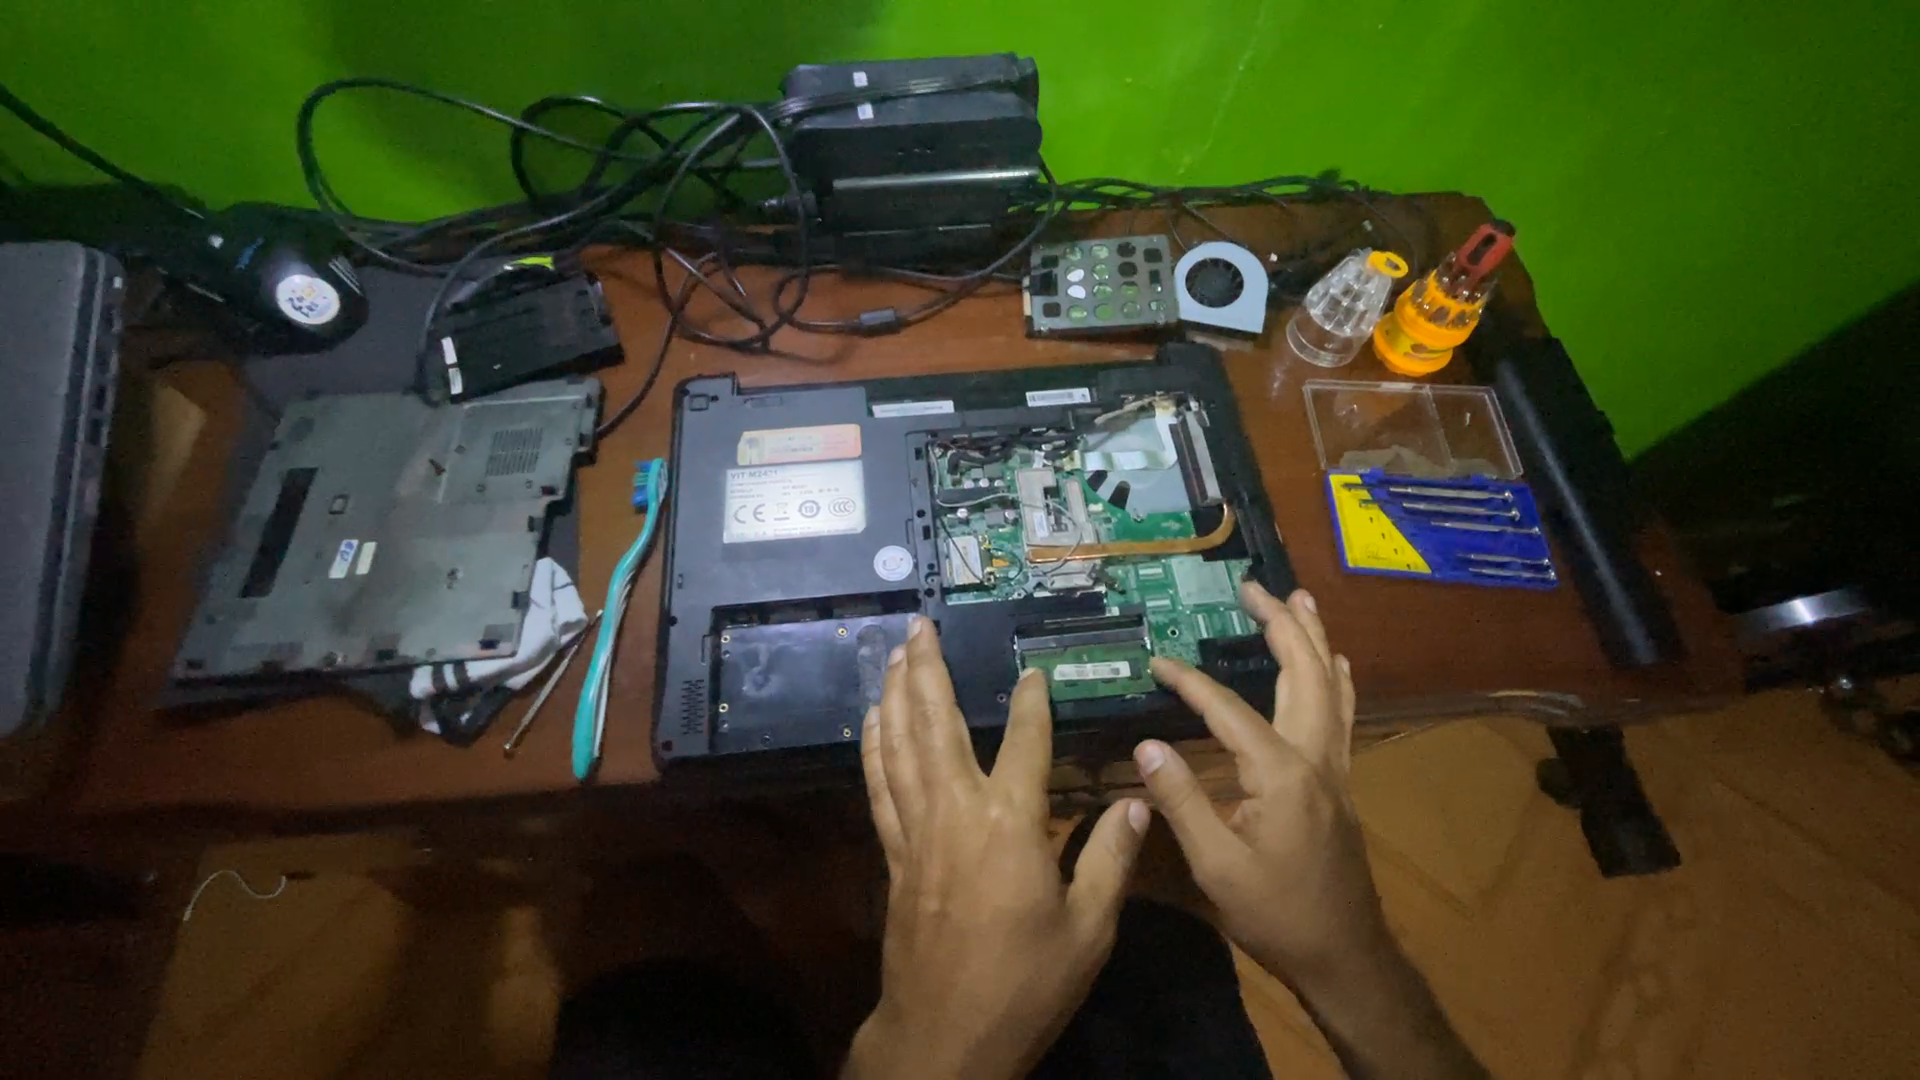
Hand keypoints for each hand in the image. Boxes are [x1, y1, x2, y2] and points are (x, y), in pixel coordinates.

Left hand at [844, 616, 1149, 1079]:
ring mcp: (917, 829)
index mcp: (1010, 824)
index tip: (1033, 672)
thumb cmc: (1025, 985)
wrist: (945, 1037)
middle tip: (919, 628)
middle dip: (928, 671)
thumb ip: (1111, 860)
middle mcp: (957, 811)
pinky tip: (873, 718)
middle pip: (937, 725)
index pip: (1024, 742)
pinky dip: (875, 746)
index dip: (1031, 703)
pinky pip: (879, 785)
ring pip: (900, 745)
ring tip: (894, 653)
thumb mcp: (1088, 931)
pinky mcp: (894, 852)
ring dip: (896, 694)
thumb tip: (1138, 800)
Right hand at [1135, 582, 1383, 979]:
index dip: (1189, 682)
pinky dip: (1335, 676)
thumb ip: (1181, 801)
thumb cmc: (1277, 912)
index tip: (1156, 661)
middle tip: (1255, 588)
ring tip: (1301, 600)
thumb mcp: (1217, 864)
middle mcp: (1314, 756)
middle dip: (1280, 625)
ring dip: (1314, 639)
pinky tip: (1336, 662)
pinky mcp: (1339, 781)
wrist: (1346, 956)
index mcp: (1281, 772)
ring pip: (1330, 686)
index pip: (1228, 709)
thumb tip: (1146, 745)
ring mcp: (1334, 767)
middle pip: (1304, 673)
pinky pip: (1340, 711)